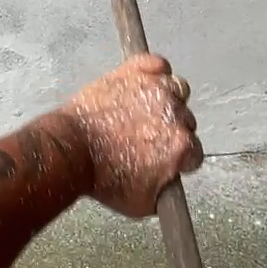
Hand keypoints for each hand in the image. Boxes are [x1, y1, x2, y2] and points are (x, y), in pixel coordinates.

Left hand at [64, 53, 202, 216]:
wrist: (72, 149)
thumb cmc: (103, 176)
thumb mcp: (143, 204)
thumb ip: (167, 190)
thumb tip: (171, 182)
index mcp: (180, 146)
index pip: (194, 152)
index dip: (180, 158)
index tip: (166, 158)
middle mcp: (173, 113)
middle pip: (185, 119)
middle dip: (171, 129)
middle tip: (148, 137)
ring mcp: (154, 88)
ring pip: (176, 88)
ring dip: (168, 99)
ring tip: (146, 109)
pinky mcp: (134, 72)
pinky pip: (157, 63)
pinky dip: (154, 71)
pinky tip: (144, 82)